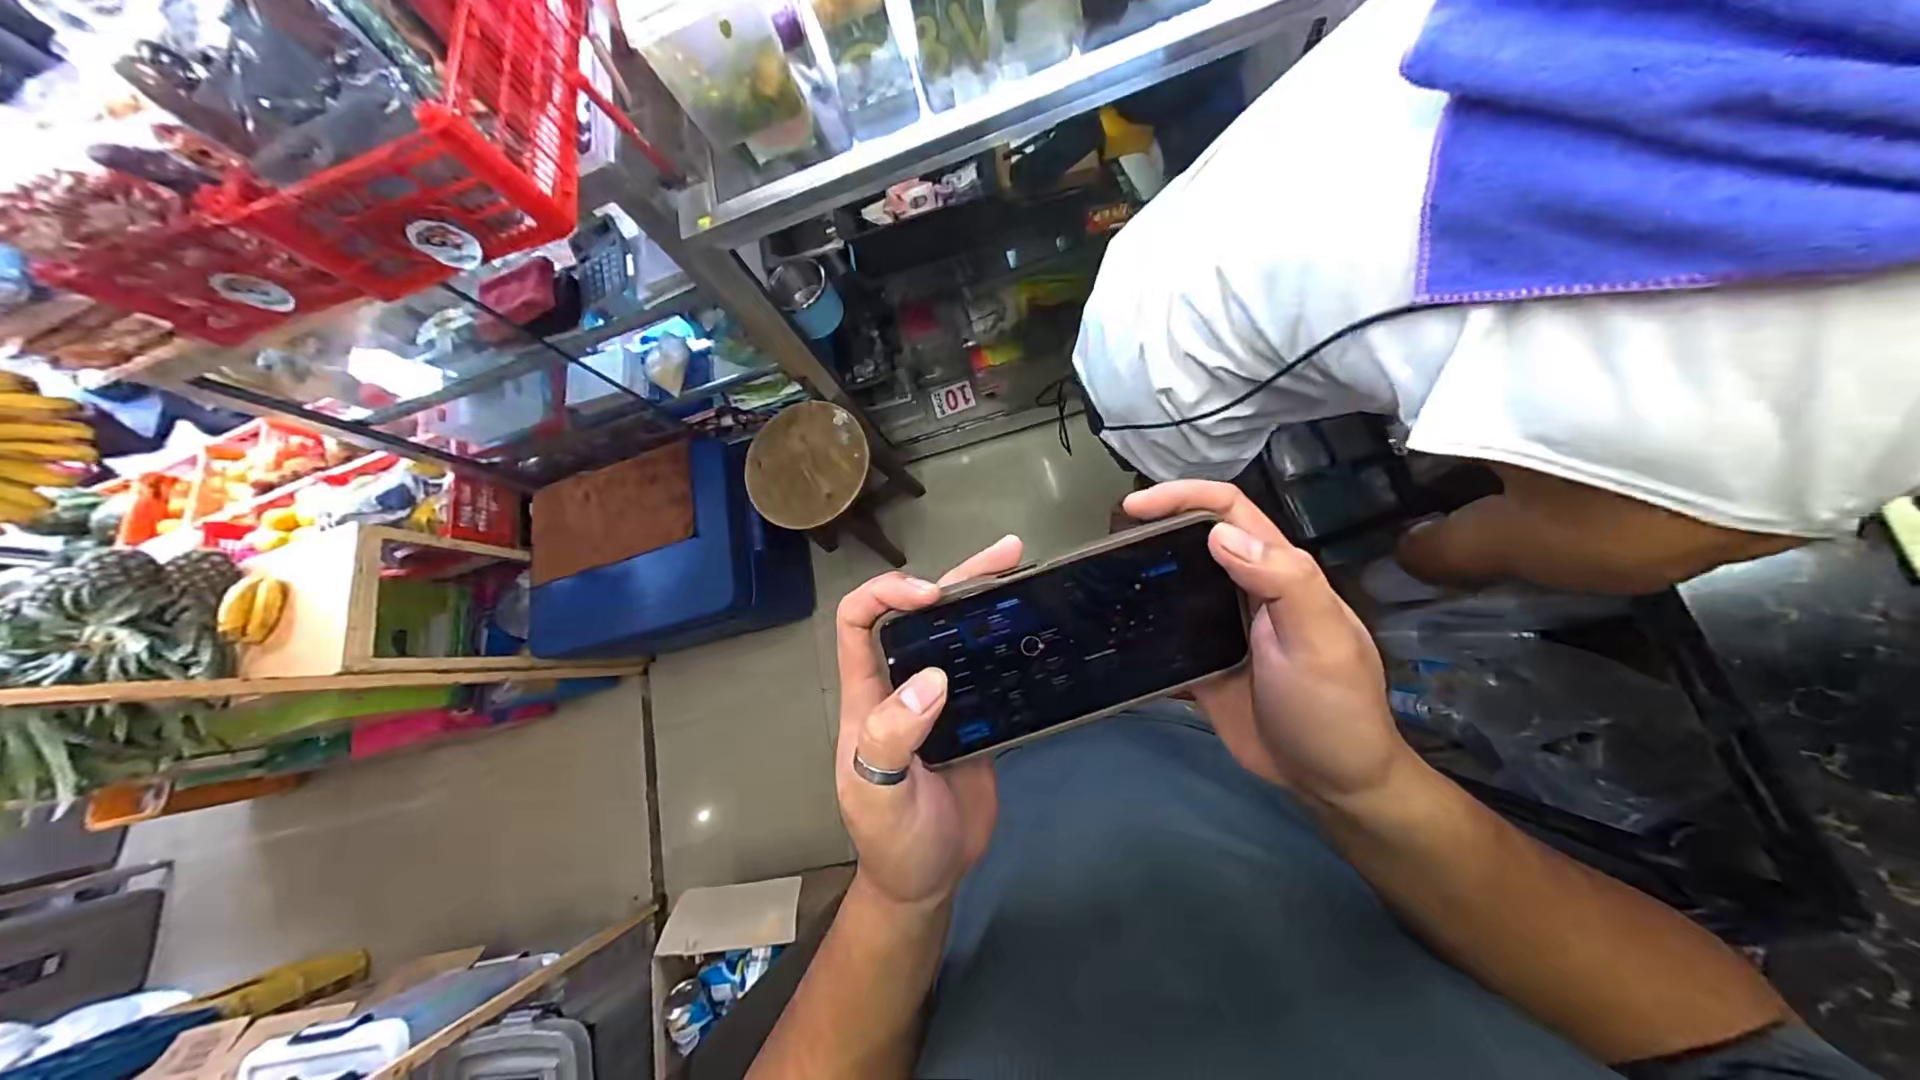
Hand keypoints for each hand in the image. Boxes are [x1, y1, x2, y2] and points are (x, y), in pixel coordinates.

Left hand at [832, 536, 1021, 908]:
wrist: (929, 878)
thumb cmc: (891, 840)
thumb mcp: (879, 795)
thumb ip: (891, 739)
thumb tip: (930, 681)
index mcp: (868, 693)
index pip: (858, 621)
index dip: (885, 594)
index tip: (929, 594)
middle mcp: (903, 683)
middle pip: (921, 614)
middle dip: (956, 579)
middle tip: (1005, 555)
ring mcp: (941, 699)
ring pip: (959, 635)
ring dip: (987, 600)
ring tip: (1024, 572)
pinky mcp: (975, 716)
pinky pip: (989, 668)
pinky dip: (1007, 643)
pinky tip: (1034, 628)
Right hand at [1124, 481, 1414, 801]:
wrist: (1331, 781)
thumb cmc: (1334, 708)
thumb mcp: (1320, 641)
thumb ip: (1282, 582)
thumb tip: (1220, 534)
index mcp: (1276, 571)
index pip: (1228, 510)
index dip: (1183, 496)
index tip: (1134, 505)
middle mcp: (1244, 589)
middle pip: (1193, 540)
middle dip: (1151, 529)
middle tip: (1103, 543)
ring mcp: (1219, 626)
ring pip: (1173, 582)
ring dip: (1139, 573)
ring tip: (1095, 580)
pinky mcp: (1200, 660)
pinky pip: (1163, 631)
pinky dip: (1138, 623)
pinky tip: (1110, 628)